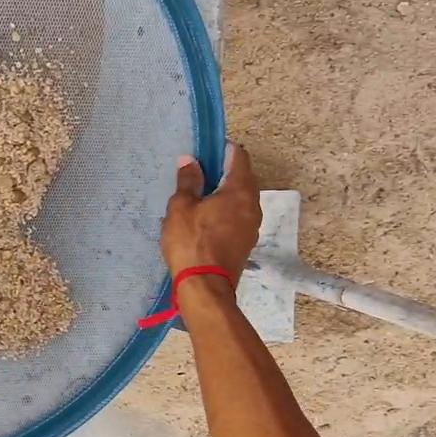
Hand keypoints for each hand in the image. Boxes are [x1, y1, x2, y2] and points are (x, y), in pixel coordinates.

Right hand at [160, 143, 261, 279]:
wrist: (205, 287)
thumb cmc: (191, 243)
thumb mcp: (182, 208)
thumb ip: (188, 181)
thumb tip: (190, 161)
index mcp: (240, 191)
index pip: (239, 157)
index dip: (223, 149)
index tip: (204, 151)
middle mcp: (253, 205)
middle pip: (242, 178)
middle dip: (222, 172)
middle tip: (197, 174)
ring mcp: (252, 226)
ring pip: (240, 199)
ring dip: (223, 193)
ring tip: (197, 198)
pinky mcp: (245, 242)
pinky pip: (237, 216)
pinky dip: (224, 211)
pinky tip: (203, 219)